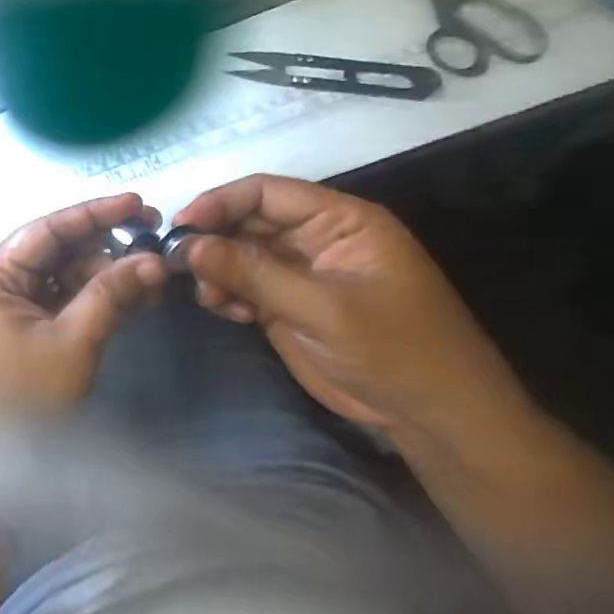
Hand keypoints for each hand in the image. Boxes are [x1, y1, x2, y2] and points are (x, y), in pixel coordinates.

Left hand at [0, 193, 168, 417]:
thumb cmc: (27, 398)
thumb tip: (154, 259)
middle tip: (155, 236)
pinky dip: (108, 295)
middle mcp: (5, 280)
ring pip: (75, 270)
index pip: (49, 228)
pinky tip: (145, 294)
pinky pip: (76, 296)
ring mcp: (23, 303)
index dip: (95, 212)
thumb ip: (112, 292)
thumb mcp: (73, 340)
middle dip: (110, 244)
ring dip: (115, 271)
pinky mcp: (40, 324)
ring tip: (158, 274)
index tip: (137, 202)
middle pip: (64, 246)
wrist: (5, 469)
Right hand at [175, 175, 532, 440]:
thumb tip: (190, 245)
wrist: (437, 420)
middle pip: (253, 220)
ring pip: (246, 254)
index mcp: (341, 219)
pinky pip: (251, 286)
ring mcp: (304, 273)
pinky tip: (222, 308)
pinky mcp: (294, 306)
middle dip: (216, 237)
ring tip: (207, 295)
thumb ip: (256, 274)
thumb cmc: (396, 351)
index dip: (224, 201)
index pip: (270, 192)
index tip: (183, 223)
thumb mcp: (325, 309)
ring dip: (220, 269)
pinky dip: (230, 294)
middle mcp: (318, 238)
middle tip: (177, 261)